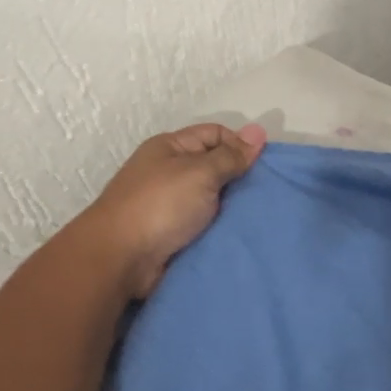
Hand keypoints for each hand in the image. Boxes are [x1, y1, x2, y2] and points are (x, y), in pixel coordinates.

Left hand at [72, 122, 268, 297]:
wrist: (122, 258)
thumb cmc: (160, 205)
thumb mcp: (200, 172)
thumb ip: (231, 156)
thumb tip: (258, 132)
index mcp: (171, 148)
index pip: (216, 134)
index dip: (241, 145)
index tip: (264, 167)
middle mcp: (172, 172)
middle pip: (218, 166)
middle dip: (242, 177)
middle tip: (269, 193)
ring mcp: (174, 204)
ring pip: (217, 198)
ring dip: (237, 206)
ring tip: (264, 215)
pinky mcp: (178, 232)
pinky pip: (210, 223)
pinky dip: (226, 226)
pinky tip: (246, 232)